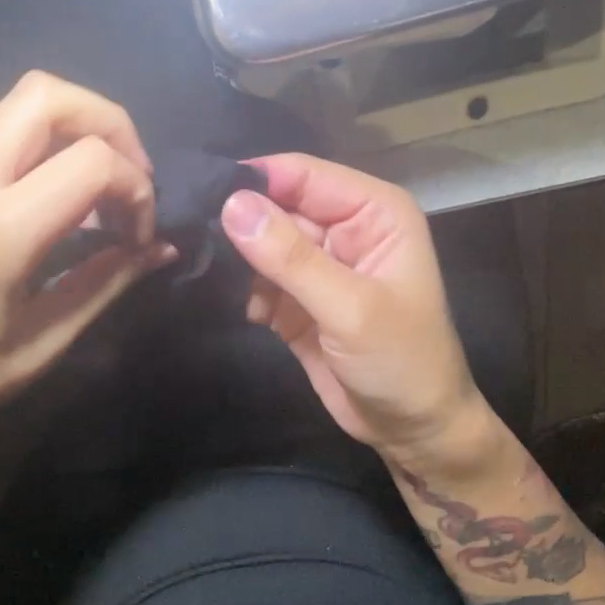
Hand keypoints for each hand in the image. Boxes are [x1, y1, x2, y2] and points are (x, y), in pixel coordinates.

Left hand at [0, 72, 175, 471]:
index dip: (136, 188)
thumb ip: (105, 283)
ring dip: (72, 134)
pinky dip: (38, 152)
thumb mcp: (43, 343)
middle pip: (46, 96)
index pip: (89, 160)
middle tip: (132, 182)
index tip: (140, 238)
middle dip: (108, 125)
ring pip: (16, 108)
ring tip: (97, 197)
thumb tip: (160, 248)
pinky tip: (52, 206)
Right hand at [223, 154, 493, 468]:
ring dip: (239, 266)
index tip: (198, 194)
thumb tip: (231, 206)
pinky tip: (248, 315)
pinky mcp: (299, 306)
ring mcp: (320, 271)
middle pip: (277, 208)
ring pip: (263, 248)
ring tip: (214, 279)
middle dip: (239, 225)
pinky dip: (248, 297)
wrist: (412, 428)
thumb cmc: (400, 361)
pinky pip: (261, 286)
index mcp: (372, 212)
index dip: (254, 182)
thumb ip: (290, 258)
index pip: (302, 176)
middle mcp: (344, 231)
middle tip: (192, 239)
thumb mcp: (349, 307)